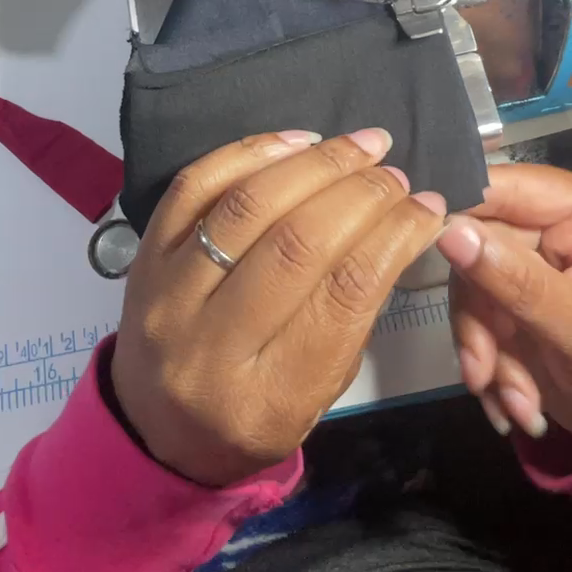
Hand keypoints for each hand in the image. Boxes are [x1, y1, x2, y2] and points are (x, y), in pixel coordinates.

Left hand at [111, 129, 447, 486]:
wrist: (155, 429)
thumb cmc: (251, 417)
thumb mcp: (319, 394)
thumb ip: (354, 314)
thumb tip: (400, 220)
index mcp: (270, 395)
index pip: (345, 295)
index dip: (395, 236)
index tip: (427, 205)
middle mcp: (211, 344)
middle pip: (298, 243)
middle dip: (360, 194)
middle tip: (395, 173)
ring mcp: (168, 294)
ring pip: (248, 206)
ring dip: (315, 164)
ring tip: (361, 146)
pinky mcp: (145, 255)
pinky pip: (195, 184)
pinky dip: (252, 152)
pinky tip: (298, 142)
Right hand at [438, 164, 571, 492]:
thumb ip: (516, 280)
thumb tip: (447, 229)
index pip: (507, 187)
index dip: (460, 209)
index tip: (416, 240)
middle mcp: (559, 224)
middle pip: (479, 241)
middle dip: (481, 316)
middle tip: (482, 372)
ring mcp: (536, 260)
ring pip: (471, 281)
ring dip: (483, 347)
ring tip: (515, 403)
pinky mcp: (515, 293)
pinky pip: (476, 311)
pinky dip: (487, 358)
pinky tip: (514, 402)